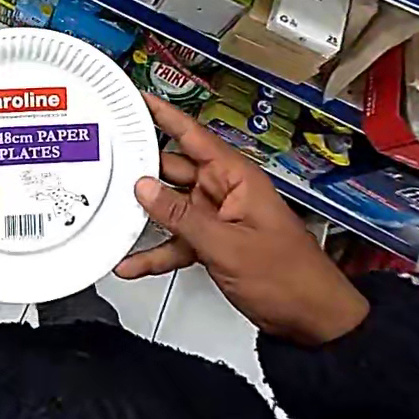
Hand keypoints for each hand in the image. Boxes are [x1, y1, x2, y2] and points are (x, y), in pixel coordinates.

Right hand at [116, 95, 367, 345]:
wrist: (311, 318)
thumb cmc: (289, 275)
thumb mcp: (227, 244)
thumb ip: (181, 216)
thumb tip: (145, 189)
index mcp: (235, 177)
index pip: (193, 135)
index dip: (164, 115)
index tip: (138, 100)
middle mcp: (223, 190)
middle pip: (174, 169)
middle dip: (142, 169)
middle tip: (108, 165)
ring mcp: (217, 216)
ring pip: (171, 206)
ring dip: (146, 215)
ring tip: (114, 215)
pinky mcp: (212, 242)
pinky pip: (177, 239)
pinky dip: (157, 250)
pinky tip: (134, 261)